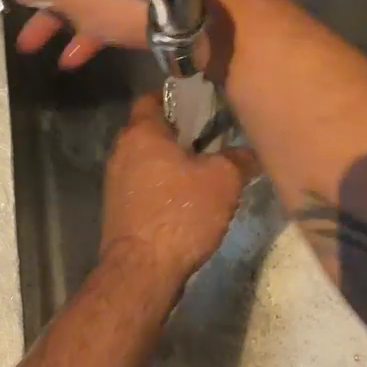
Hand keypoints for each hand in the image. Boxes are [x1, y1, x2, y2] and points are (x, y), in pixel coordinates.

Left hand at [100, 92, 257, 282]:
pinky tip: (188, 201)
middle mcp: (122, 152)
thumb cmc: (180, 213)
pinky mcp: (119, 209)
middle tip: (212, 139)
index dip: (177, 97)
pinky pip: (144, 186)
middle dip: (179, 133)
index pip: (152, 98)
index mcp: (141, 132)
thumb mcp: (223, 181)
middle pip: (150, 131)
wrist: (143, 269)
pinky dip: (163, 187)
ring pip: (147, 161)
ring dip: (171, 163)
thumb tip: (249, 152)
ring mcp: (116, 182)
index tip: (202, 103)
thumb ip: (238, 158)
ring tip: (205, 171)